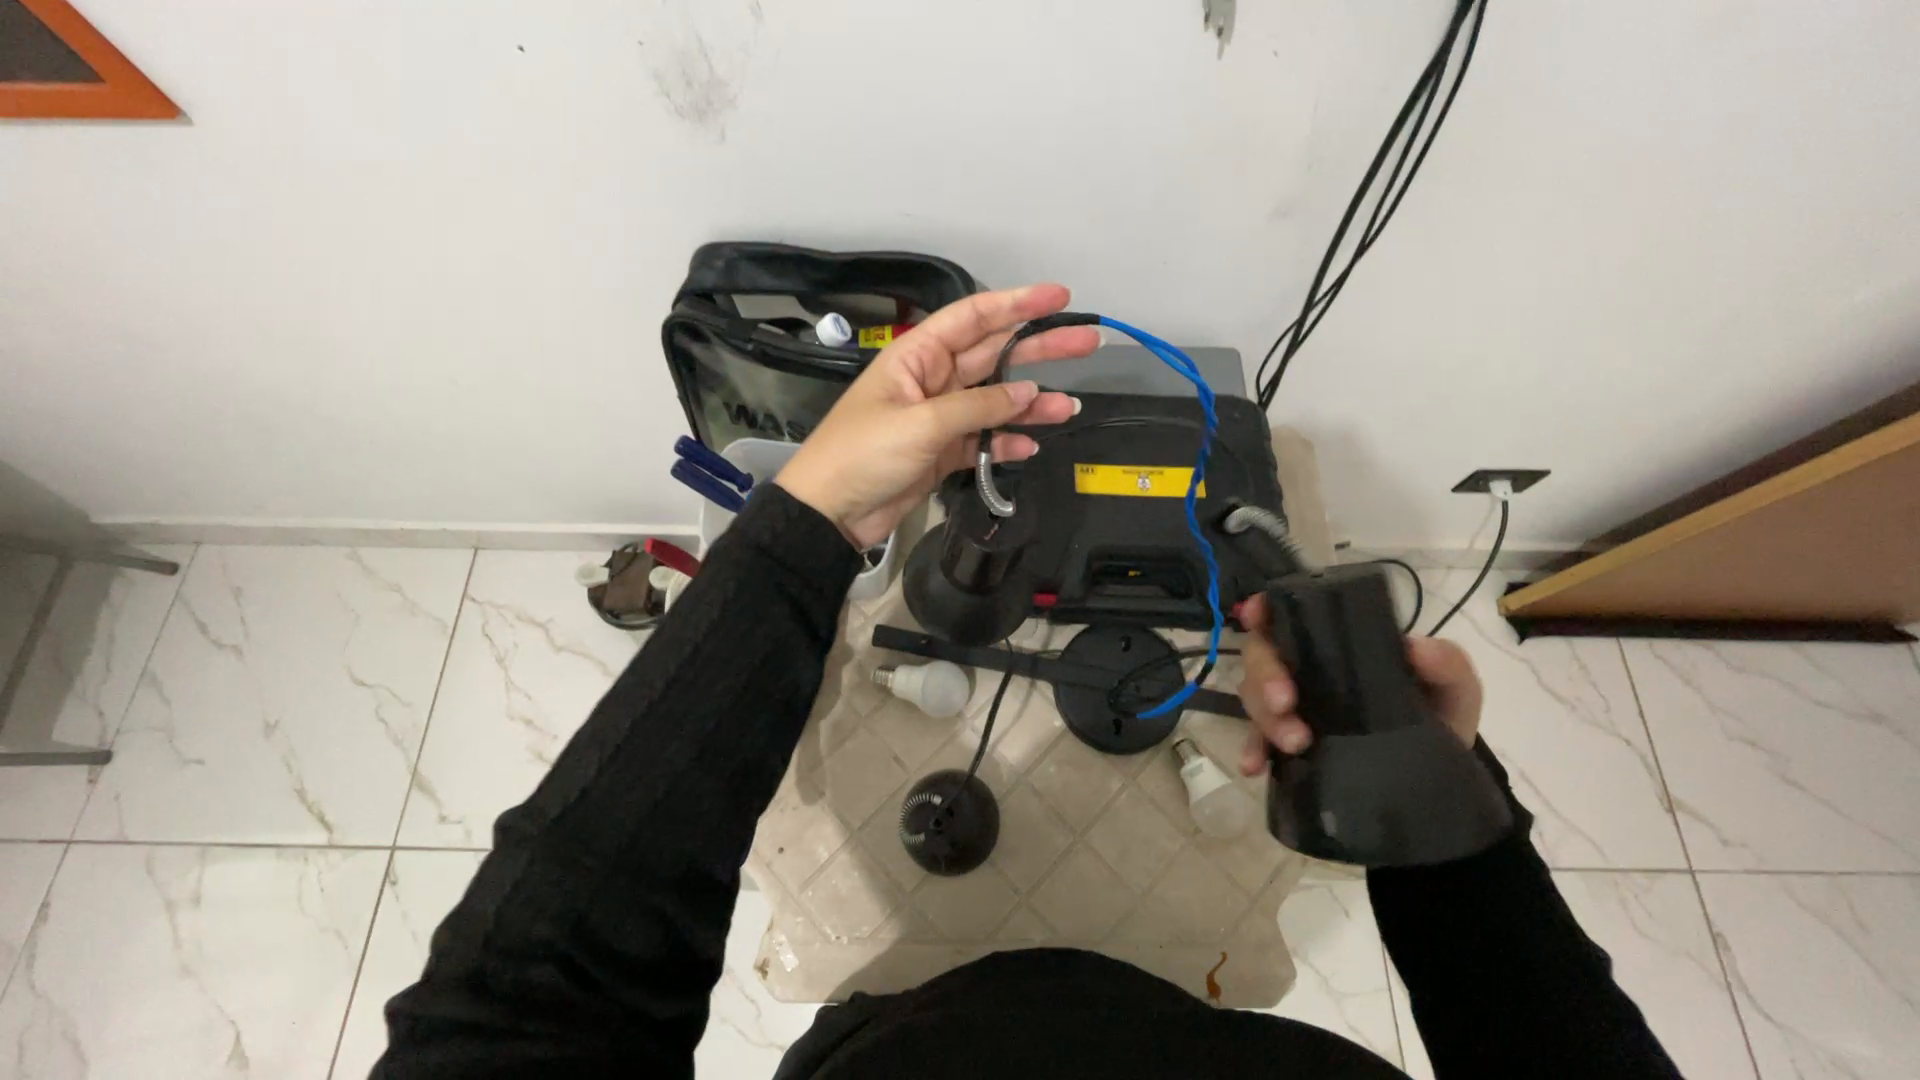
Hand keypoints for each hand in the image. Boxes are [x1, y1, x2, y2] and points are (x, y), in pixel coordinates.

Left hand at [775, 284, 1099, 548]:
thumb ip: (977, 407)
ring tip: (1070, 408)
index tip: (1059, 296)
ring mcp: (940, 418)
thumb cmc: (863, 454)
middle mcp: (933, 380)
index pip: (974, 318)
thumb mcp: (921, 424)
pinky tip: (1031, 445)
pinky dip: (1006, 442)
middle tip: (1087, 343)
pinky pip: (984, 440)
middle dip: (1039, 348)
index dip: (1017, 304)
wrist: (831, 512)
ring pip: (995, 402)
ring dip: (1031, 404)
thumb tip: (1027, 393)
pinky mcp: (943, 453)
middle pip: (994, 355)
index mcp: (918, 356)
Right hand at [1233, 592, 1483, 776]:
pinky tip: (1254, 765)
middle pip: (1261, 655)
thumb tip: (1415, 647)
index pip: (1291, 616)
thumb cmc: (1437, 718)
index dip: (1266, 608)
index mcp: (1338, 645)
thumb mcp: (1454, 689)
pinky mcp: (1284, 743)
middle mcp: (1306, 670)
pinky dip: (1251, 750)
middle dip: (1265, 675)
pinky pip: (1256, 741)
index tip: (1257, 614)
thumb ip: (1448, 664)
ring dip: (1265, 717)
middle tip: (1285, 703)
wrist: (1436, 782)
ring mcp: (1292, 707)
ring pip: (1253, 696)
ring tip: (1295, 744)